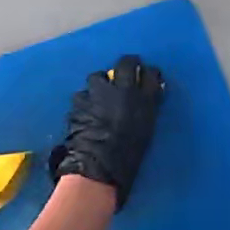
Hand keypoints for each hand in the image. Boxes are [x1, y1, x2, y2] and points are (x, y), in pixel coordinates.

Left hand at [50, 55, 165, 209]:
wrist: (99, 166)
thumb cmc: (129, 154)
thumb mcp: (146, 128)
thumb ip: (147, 107)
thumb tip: (149, 95)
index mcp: (143, 98)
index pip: (151, 73)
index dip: (148, 72)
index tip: (146, 74)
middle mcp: (121, 89)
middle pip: (126, 63)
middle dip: (127, 64)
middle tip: (125, 72)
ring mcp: (97, 93)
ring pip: (98, 76)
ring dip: (100, 83)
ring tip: (99, 95)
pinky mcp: (79, 101)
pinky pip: (83, 95)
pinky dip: (85, 100)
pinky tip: (85, 110)